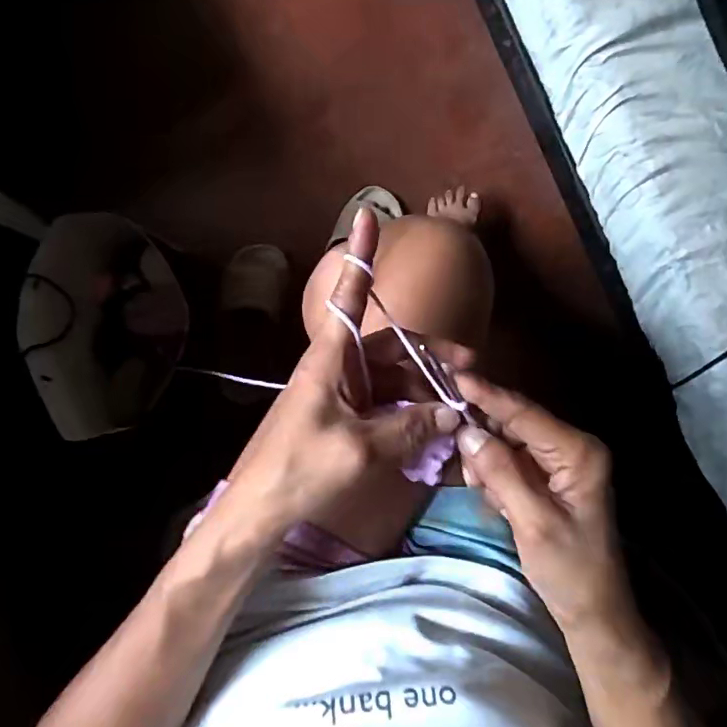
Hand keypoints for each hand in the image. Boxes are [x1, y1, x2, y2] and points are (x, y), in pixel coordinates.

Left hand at [210, 208, 462, 551]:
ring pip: (389, 378)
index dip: (361, 256)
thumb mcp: (359, 450)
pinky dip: (407, 412)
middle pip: (388, 346)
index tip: (368, 214)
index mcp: (329, 360)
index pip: (350, 295)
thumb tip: (455, 413)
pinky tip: (432, 429)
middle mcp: (334, 368)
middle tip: (471, 372)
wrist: (255, 511)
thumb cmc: (298, 470)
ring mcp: (337, 395)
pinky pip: (381, 404)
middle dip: (429, 355)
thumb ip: (410, 429)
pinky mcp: (339, 420)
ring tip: (460, 406)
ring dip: (422, 388)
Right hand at [454, 374, 640, 636]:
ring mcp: (559, 461)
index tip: (454, 376)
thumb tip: (467, 432)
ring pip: (505, 441)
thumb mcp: (532, 522)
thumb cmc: (570, 570)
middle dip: (483, 438)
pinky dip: (493, 475)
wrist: (593, 612)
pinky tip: (495, 500)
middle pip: (513, 423)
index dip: (487, 394)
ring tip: (487, 496)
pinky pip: (508, 460)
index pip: (524, 413)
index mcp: (578, 452)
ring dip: (487, 462)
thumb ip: (500, 473)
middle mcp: (571, 447)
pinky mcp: (547, 476)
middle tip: (468, 469)